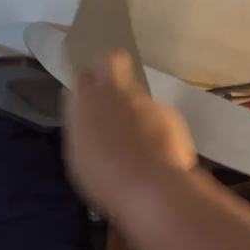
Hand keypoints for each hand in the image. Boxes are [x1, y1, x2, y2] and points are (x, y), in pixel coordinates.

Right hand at [63, 53, 196, 216]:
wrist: (150, 186)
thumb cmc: (103, 176)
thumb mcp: (79, 155)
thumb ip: (83, 129)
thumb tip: (89, 120)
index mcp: (86, 100)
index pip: (81, 73)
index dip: (85, 80)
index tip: (86, 92)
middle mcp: (115, 92)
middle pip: (113, 62)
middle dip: (112, 69)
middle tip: (111, 95)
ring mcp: (146, 100)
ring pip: (138, 95)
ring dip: (136, 110)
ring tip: (138, 142)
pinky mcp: (170, 114)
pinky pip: (159, 115)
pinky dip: (157, 127)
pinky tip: (157, 151)